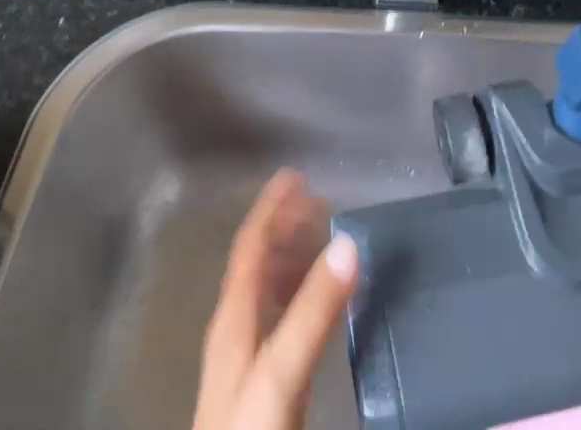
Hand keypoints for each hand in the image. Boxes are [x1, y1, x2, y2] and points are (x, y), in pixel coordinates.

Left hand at [193, 170, 359, 429]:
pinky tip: (317, 299)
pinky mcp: (263, 379)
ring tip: (323, 235)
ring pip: (266, 287)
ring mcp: (246, 356)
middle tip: (320, 199)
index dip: (271, 209)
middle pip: (256, 262)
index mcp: (234, 318)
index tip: (296, 175)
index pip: (249, 247)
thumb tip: (346, 244)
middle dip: (285, 226)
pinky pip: (279, 315)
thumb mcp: (282, 372)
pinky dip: (298, 292)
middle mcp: (235, 329)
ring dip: (291, 255)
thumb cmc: (250, 429)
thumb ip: (313, 311)